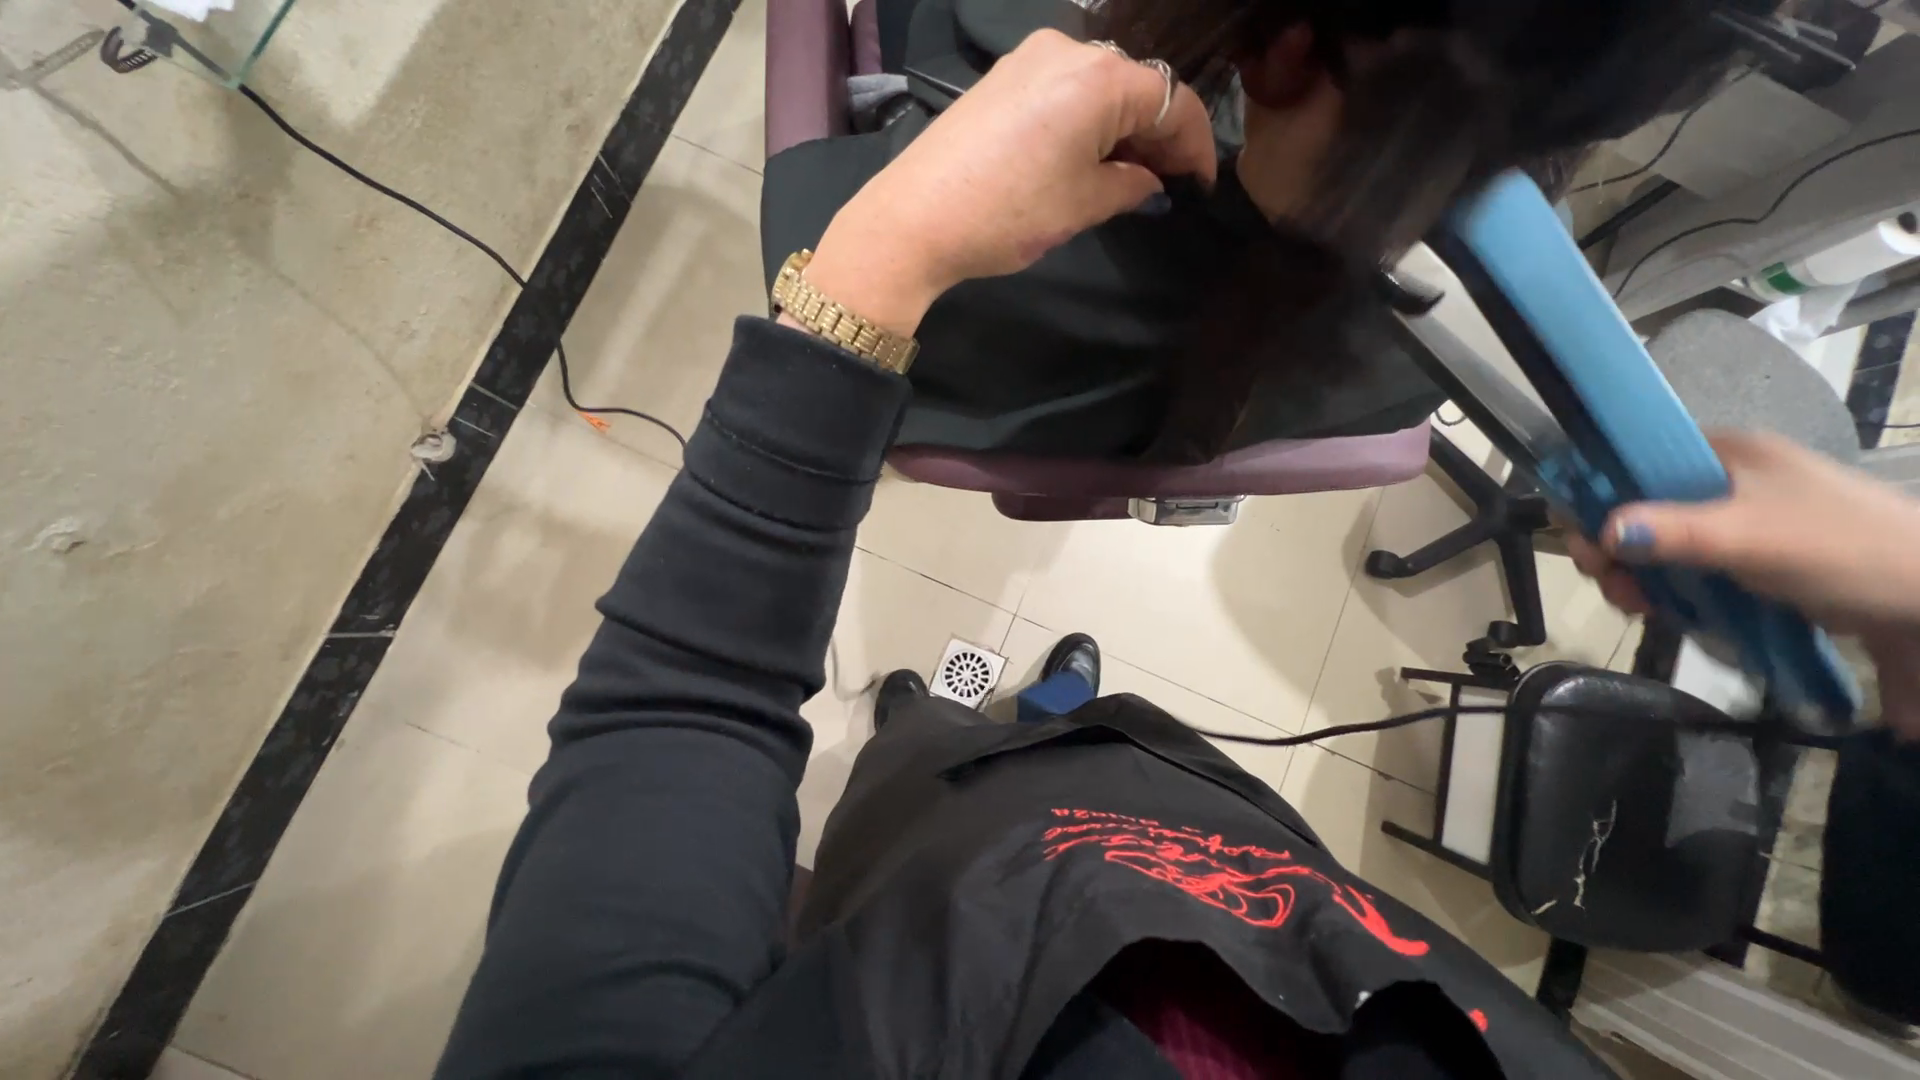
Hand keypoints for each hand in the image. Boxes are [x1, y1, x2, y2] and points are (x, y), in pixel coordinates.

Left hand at [796, 30, 1216, 336]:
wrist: (913, 220)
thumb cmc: (1008, 214)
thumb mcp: (1082, 205)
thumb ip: (1131, 186)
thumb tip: (1152, 180)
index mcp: (1102, 78)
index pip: (1173, 103)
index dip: (1195, 147)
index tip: (1200, 186)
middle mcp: (1069, 49)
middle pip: (1137, 87)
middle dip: (1156, 136)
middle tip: (1164, 185)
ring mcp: (1030, 59)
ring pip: (1099, 88)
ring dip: (1119, 130)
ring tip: (1122, 179)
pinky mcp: (1002, 77)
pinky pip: (1063, 92)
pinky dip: (1084, 122)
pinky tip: (1082, 160)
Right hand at [1566, 431, 1919, 735]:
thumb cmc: (1849, 552)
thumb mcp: (1754, 537)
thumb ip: (1673, 531)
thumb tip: (1598, 533)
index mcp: (1723, 452)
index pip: (1631, 459)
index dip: (1595, 494)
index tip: (1585, 540)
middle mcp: (1721, 478)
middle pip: (1633, 505)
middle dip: (1610, 548)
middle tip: (1610, 585)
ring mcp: (1733, 518)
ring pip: (1652, 540)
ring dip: (1632, 575)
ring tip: (1639, 608)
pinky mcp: (1743, 556)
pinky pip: (1679, 565)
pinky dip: (1662, 588)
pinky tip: (1663, 611)